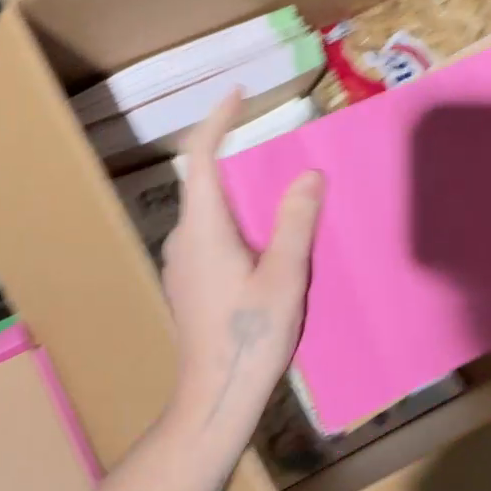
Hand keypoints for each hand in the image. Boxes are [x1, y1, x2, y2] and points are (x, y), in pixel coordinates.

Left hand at [161, 93, 324, 441]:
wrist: (215, 396)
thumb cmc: (249, 337)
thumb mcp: (284, 278)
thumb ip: (295, 222)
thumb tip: (309, 175)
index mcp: (202, 229)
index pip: (201, 157)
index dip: (217, 120)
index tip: (240, 94)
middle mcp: (182, 240)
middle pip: (206, 185)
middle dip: (240, 163)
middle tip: (282, 159)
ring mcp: (181, 266)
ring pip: (210, 216)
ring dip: (241, 201)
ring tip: (283, 207)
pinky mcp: (188, 287)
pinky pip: (211, 241)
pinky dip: (237, 229)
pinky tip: (266, 252)